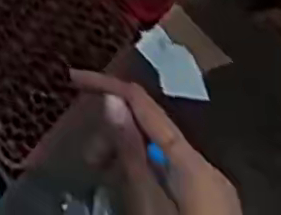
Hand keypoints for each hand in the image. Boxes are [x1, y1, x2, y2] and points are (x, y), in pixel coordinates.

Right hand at [70, 69, 241, 214]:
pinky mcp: (208, 205)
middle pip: (149, 129)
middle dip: (113, 134)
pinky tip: (126, 187)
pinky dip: (141, 171)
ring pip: (156, 151)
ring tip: (102, 177)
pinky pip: (166, 171)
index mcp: (194, 163)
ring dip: (124, 155)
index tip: (71, 79)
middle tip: (88, 160)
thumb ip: (129, 148)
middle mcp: (206, 167)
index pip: (144, 104)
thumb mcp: (146, 201)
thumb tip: (110, 99)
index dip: (107, 86)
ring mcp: (210, 188)